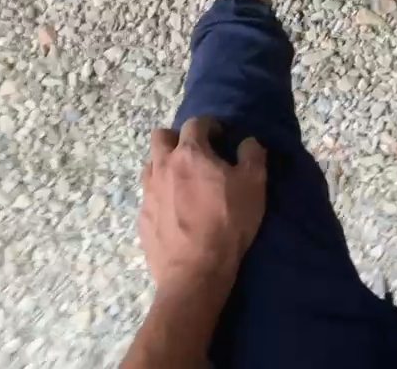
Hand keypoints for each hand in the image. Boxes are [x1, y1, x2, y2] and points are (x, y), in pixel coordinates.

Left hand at [138, 116, 267, 293]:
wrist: (195, 274)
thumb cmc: (228, 222)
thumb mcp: (254, 184)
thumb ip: (252, 154)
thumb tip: (246, 142)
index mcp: (190, 154)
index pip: (195, 123)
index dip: (211, 125)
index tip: (222, 138)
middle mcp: (163, 167)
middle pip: (160, 137)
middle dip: (178, 138)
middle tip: (197, 154)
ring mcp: (149, 194)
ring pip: (150, 165)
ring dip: (165, 164)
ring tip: (184, 180)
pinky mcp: (143, 220)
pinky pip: (149, 195)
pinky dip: (161, 194)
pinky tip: (177, 210)